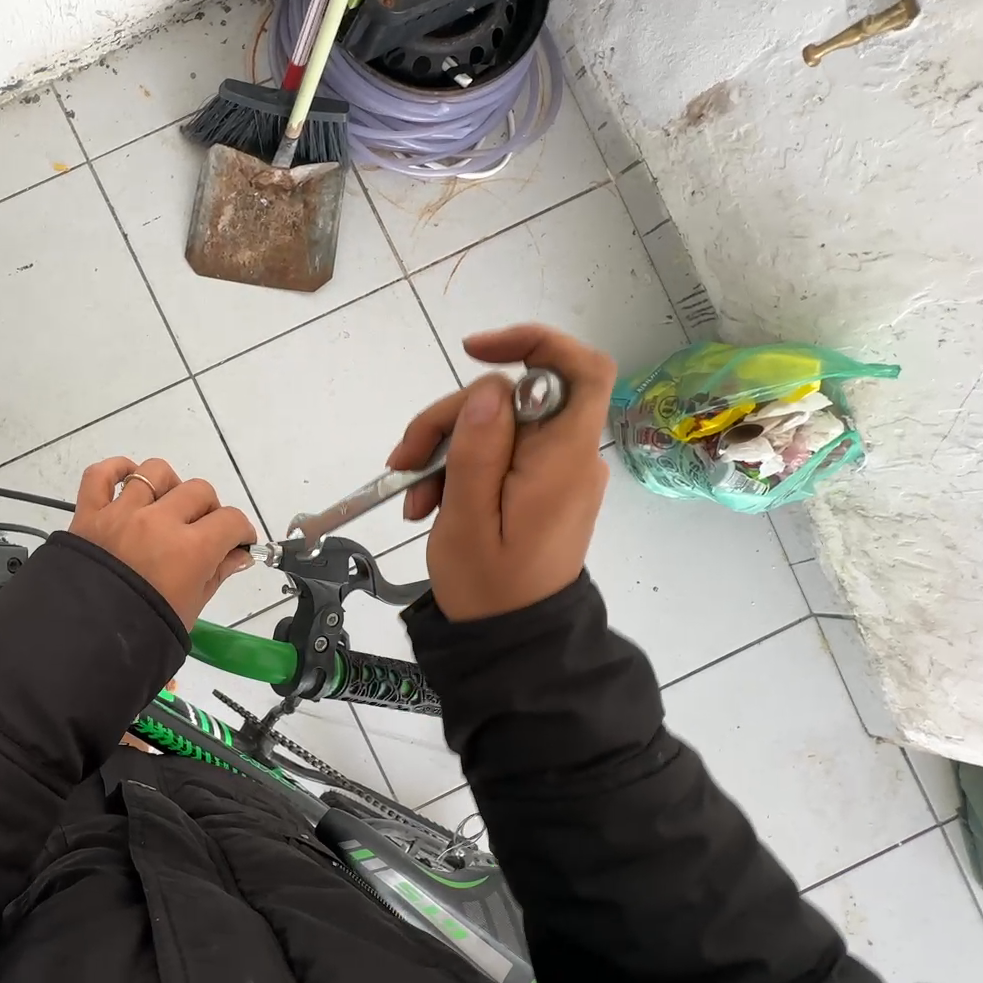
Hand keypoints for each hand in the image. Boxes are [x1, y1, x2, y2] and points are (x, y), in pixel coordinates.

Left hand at [68, 457, 257, 628]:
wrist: (84, 640)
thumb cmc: (145, 631)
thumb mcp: (191, 608)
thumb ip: (217, 574)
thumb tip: (238, 555)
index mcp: (189, 549)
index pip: (230, 521)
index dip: (241, 531)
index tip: (238, 542)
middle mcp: (157, 522)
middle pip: (198, 491)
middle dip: (209, 509)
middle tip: (202, 530)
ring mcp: (120, 514)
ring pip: (154, 473)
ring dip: (168, 486)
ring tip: (166, 506)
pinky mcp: (88, 514)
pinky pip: (99, 474)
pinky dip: (114, 470)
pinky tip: (127, 481)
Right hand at [387, 325, 616, 620]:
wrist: (514, 640)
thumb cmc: (488, 586)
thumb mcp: (467, 519)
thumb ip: (479, 450)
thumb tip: (489, 389)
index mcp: (561, 460)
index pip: (578, 370)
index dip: (532, 343)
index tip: (472, 351)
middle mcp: (567, 456)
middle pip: (511, 400)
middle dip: (450, 420)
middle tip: (404, 461)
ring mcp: (554, 472)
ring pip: (496, 426)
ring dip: (444, 451)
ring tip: (412, 499)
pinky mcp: (538, 487)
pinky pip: (498, 455)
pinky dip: (458, 469)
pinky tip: (429, 503)